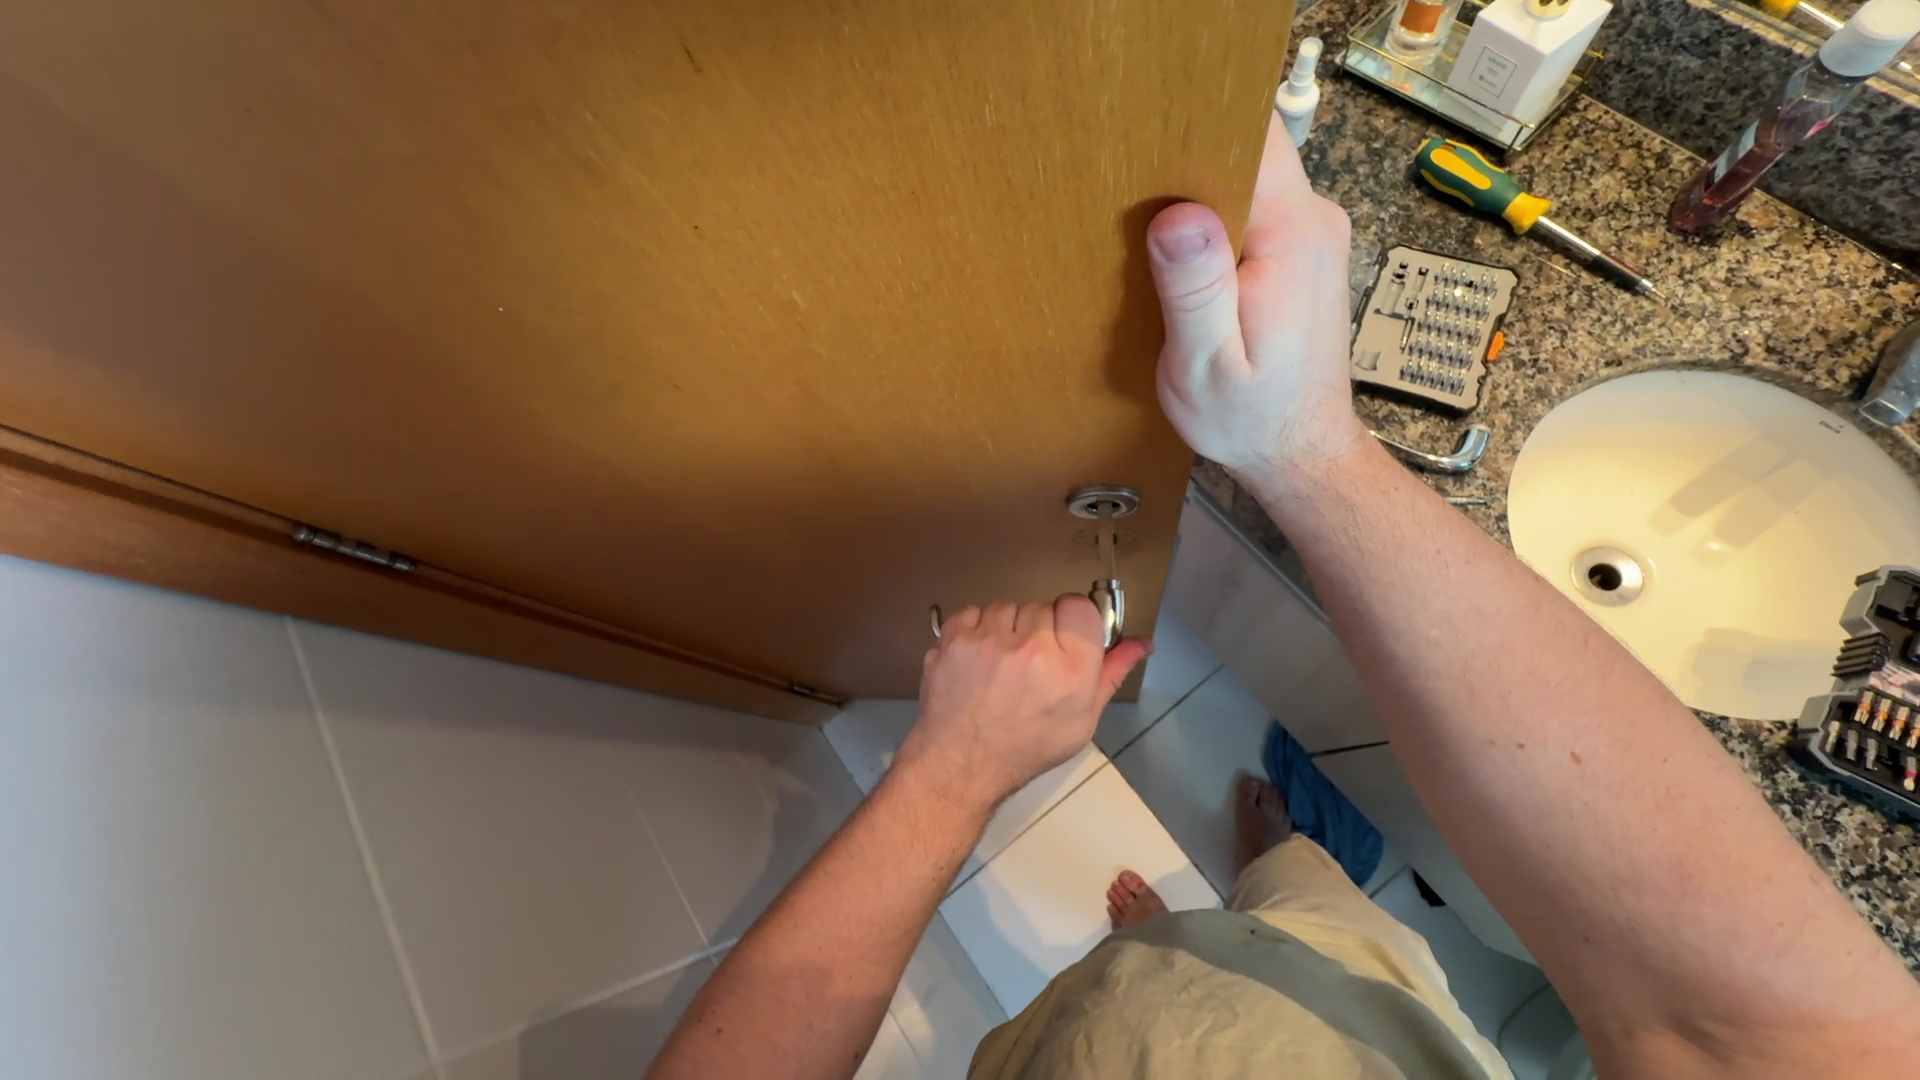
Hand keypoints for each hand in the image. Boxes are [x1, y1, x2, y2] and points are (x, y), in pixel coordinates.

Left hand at [895, 595, 1150, 812]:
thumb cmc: (1027, 746)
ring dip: (1006, 628)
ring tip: (1001, 663)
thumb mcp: (1082, 720)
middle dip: (1039, 628)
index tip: (1064, 639)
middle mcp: (1031, 648)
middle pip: (1043, 605)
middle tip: (1030, 663)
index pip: (1080, 606)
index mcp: (1071, 670)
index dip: (1073, 619)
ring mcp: (988, 641)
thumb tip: (1143, 642)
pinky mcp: (954, 638)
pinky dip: (975, 630)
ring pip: (1007, 606)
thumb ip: (1112, 673)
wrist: (961, 764)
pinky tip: (977, 659)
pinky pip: (973, 611)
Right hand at [1146, 122, 1366, 478]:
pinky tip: (1184, 264)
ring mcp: (1310, 235)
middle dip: (1186, 166)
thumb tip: (1176, 217)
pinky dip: (1214, 227)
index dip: (1196, 127)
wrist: (1298, 451)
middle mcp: (1313, 220)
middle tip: (1131, 200)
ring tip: (1150, 236)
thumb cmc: (1250, 417)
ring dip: (1197, 201)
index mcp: (1293, 234)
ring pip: (1246, 182)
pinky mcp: (1299, 255)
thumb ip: (1196, 291)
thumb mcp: (1207, 365)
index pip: (1252, 135)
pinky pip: (1252, 213)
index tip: (1143, 143)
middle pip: (1246, 151)